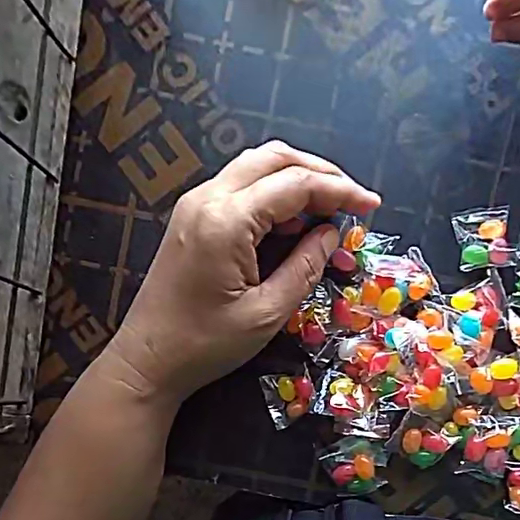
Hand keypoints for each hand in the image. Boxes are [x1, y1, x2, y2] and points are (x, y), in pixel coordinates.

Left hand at [101, 141, 379, 402]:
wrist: (147, 361)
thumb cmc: (203, 345)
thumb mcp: (266, 314)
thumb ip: (304, 268)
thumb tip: (332, 235)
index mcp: (226, 221)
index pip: (295, 184)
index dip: (340, 190)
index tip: (372, 205)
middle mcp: (207, 199)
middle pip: (274, 158)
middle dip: (319, 173)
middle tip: (351, 200)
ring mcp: (194, 206)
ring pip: (254, 168)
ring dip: (294, 179)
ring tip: (326, 211)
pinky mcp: (190, 219)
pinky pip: (237, 188)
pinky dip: (270, 195)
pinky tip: (289, 223)